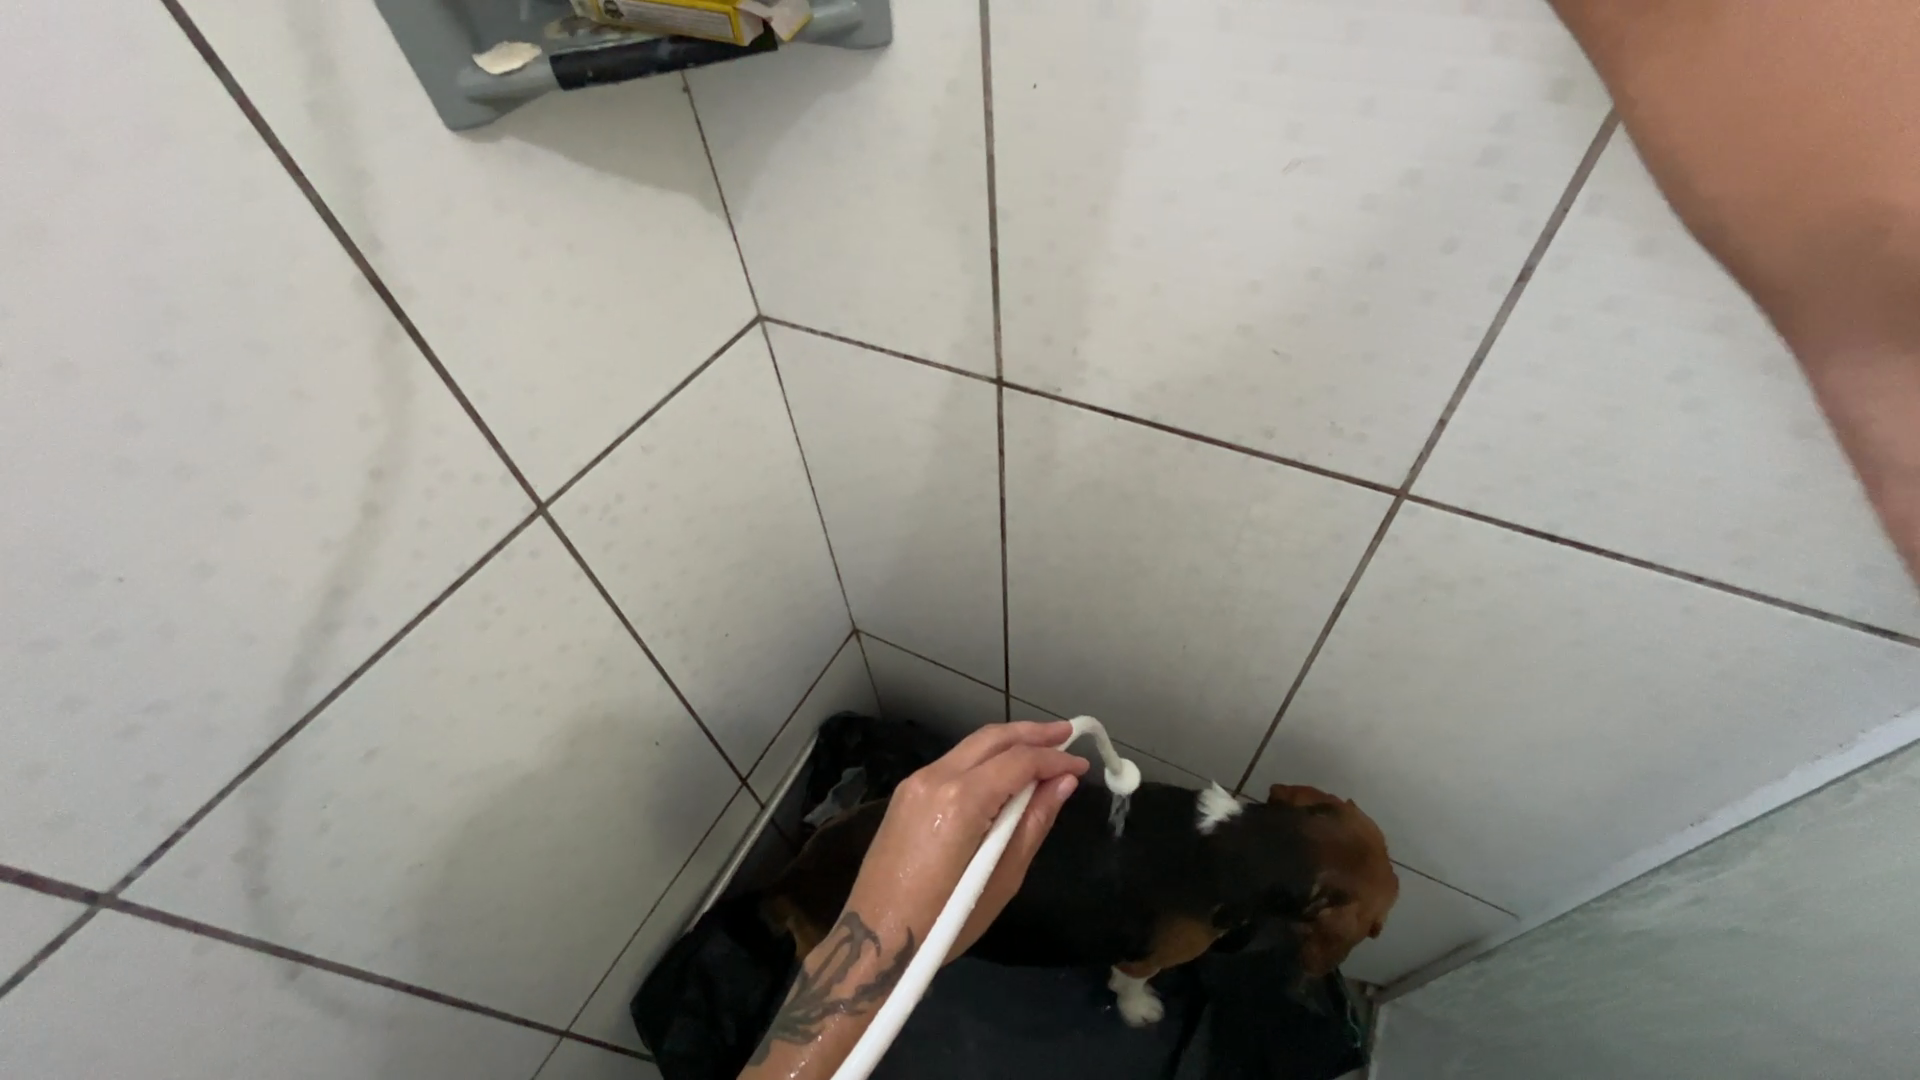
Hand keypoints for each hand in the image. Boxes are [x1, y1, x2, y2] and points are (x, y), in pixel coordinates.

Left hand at [740, 722, 1087, 1079]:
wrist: (875, 938)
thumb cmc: (945, 920)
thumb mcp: (1003, 878)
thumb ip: (1034, 822)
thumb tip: (1063, 783)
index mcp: (961, 799)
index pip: (1018, 761)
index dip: (1055, 758)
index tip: (1083, 764)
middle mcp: (935, 776)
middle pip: (992, 738)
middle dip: (1032, 733)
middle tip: (1067, 733)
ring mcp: (916, 781)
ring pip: (971, 746)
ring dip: (1008, 742)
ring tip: (1044, 748)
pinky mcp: (906, 792)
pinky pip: (954, 762)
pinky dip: (984, 759)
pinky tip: (1005, 773)